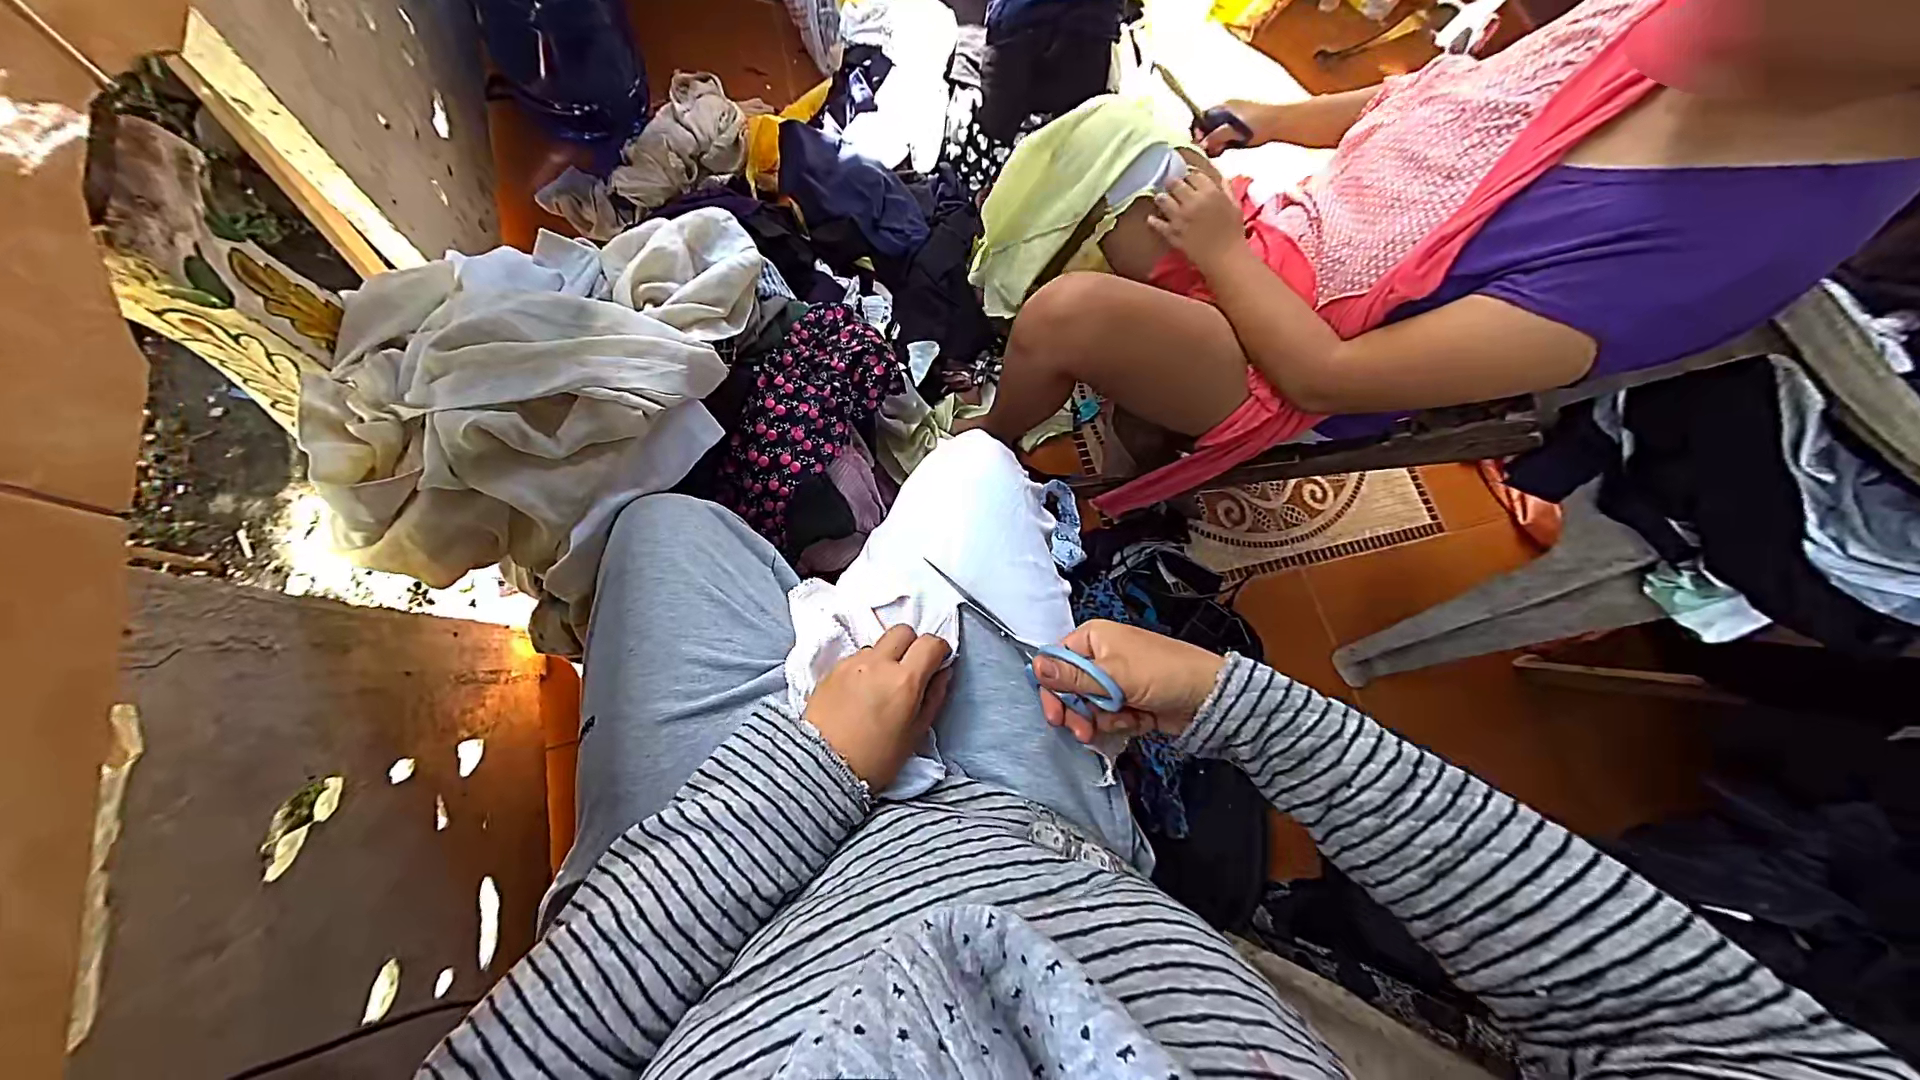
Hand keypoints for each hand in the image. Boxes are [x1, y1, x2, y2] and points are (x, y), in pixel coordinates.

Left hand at [806, 625, 952, 789]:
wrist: (822, 767)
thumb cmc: (875, 759)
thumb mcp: (915, 734)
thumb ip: (934, 697)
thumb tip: (942, 672)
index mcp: (905, 680)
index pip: (930, 642)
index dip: (939, 650)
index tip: (937, 663)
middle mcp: (879, 664)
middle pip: (903, 631)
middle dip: (912, 644)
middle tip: (911, 669)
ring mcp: (853, 663)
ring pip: (878, 644)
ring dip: (886, 657)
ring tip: (881, 685)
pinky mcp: (832, 669)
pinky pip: (857, 657)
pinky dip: (865, 667)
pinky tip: (861, 692)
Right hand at [1032, 620, 1225, 744]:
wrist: (1210, 698)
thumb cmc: (1163, 674)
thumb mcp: (1114, 675)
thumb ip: (1073, 675)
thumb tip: (1035, 666)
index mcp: (1092, 638)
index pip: (1056, 662)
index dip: (1053, 689)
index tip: (1056, 716)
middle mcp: (1100, 656)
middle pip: (1070, 688)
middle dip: (1078, 711)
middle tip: (1084, 731)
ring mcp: (1115, 680)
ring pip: (1088, 706)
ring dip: (1100, 720)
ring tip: (1121, 722)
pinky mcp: (1127, 700)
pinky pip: (1108, 716)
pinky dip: (1118, 723)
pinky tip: (1136, 722)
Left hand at [1146, 173, 1247, 272]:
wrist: (1224, 256)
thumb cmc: (1233, 231)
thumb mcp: (1234, 205)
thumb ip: (1226, 189)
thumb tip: (1220, 178)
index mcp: (1210, 192)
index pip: (1194, 175)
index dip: (1189, 176)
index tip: (1187, 178)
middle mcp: (1192, 201)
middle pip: (1175, 185)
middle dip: (1172, 183)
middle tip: (1169, 184)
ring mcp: (1180, 218)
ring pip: (1164, 201)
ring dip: (1161, 198)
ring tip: (1160, 198)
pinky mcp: (1172, 233)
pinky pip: (1158, 225)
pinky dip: (1153, 221)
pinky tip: (1150, 219)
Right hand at [1195, 99, 1282, 154]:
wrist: (1280, 122)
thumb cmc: (1257, 126)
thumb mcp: (1233, 132)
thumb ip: (1216, 137)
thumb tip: (1201, 145)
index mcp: (1223, 107)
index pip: (1201, 118)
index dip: (1197, 131)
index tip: (1200, 144)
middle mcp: (1227, 109)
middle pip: (1207, 125)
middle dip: (1206, 139)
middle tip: (1211, 150)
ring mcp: (1234, 116)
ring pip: (1216, 131)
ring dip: (1215, 142)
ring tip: (1221, 151)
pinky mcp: (1241, 123)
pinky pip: (1225, 133)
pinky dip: (1223, 142)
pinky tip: (1228, 148)